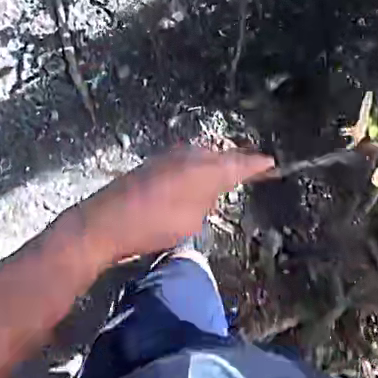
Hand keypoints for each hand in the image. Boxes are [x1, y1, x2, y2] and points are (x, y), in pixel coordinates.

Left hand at [59, 146, 273, 265]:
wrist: (107, 221)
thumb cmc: (154, 223)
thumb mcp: (192, 217)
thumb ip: (208, 197)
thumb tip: (212, 186)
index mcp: (201, 166)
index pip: (236, 162)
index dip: (254, 163)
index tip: (271, 162)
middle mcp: (186, 155)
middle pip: (219, 153)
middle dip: (236, 158)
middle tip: (254, 165)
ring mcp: (168, 158)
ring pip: (201, 155)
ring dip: (216, 161)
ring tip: (230, 170)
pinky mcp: (153, 166)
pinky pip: (187, 161)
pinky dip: (199, 166)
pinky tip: (199, 176)